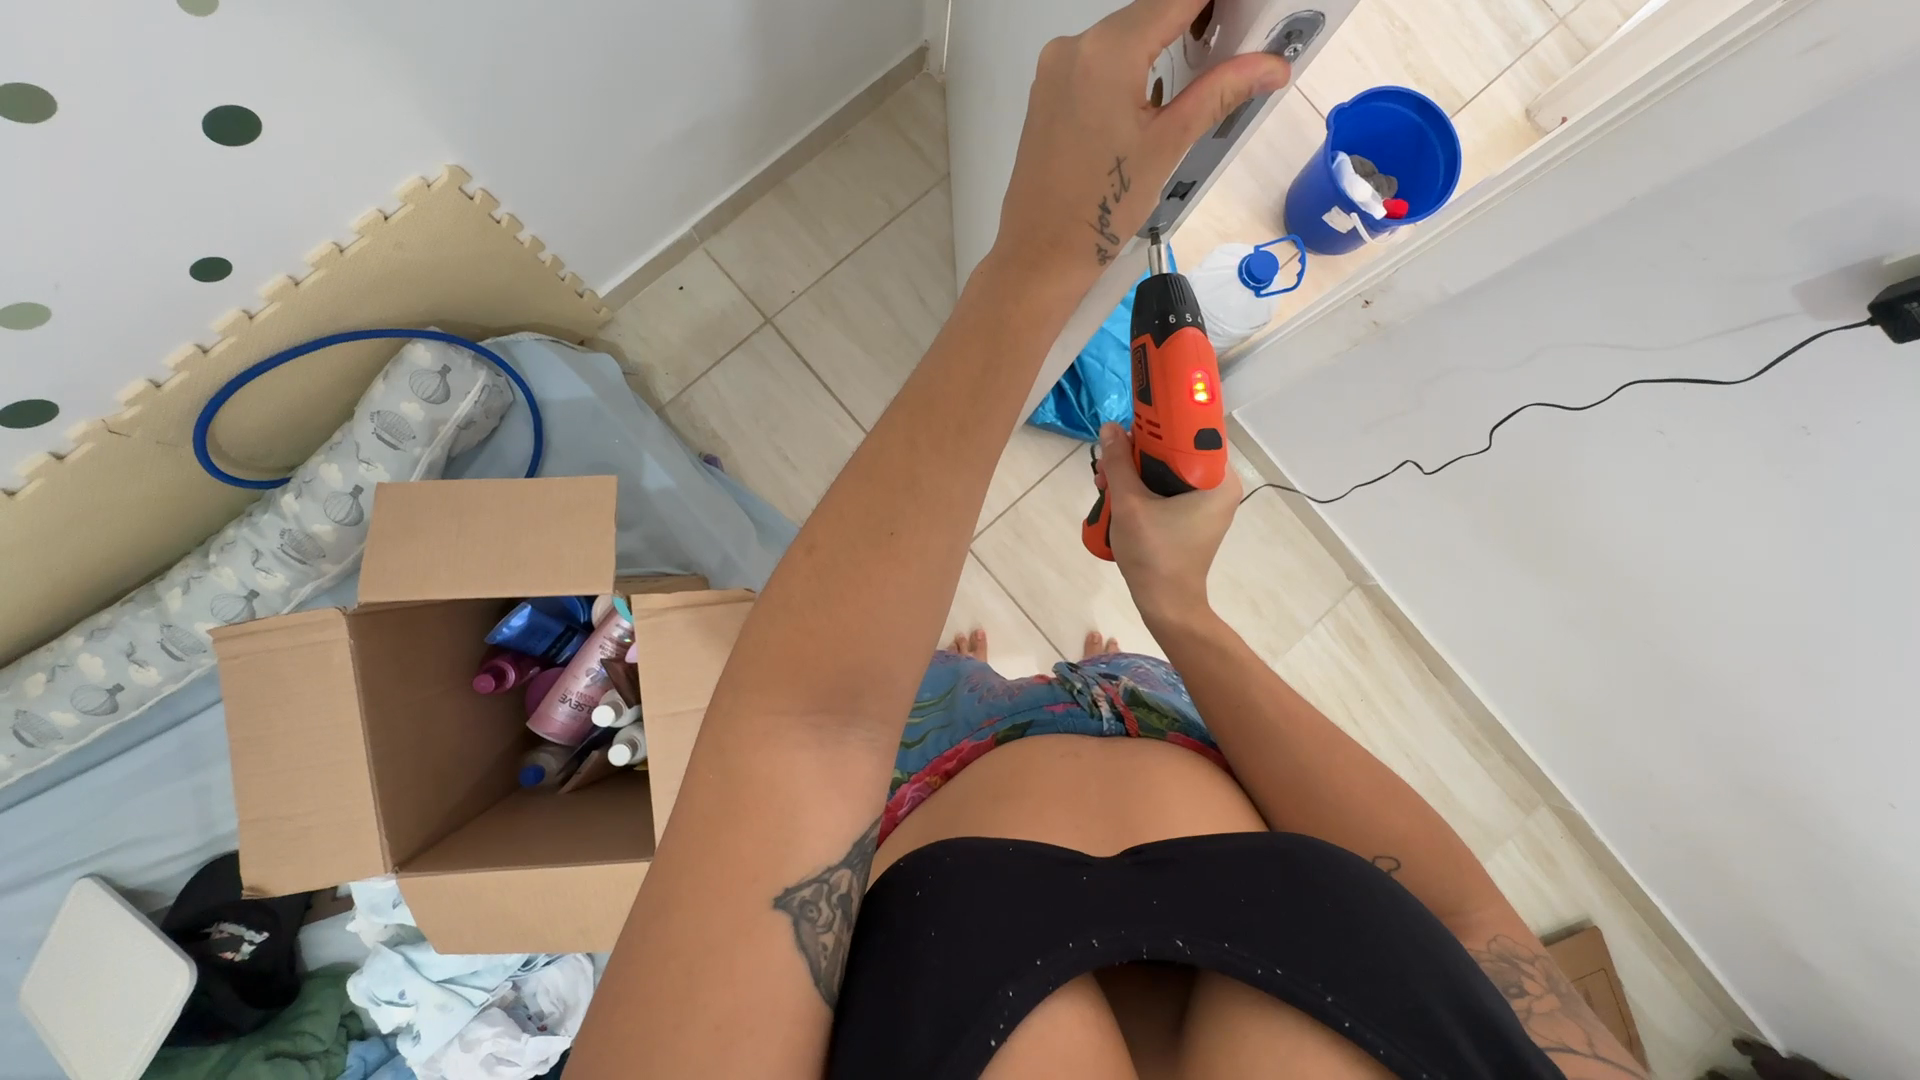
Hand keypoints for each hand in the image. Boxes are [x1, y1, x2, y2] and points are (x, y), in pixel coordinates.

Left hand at [990, 0, 1291, 282]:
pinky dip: (1129, 64)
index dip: (1216, 3)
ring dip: (1161, 43)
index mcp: (1108, 51)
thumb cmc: (1100, 209)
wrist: (1040, 253)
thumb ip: (1220, 92)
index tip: (1243, 16)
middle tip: (1231, 45)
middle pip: (1150, 11)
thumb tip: (1274, 66)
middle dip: (1194, 20)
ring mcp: (1054, 67)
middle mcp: (1074, 46)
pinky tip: (1149, 97)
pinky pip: (1096, 59)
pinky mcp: (1046, 90)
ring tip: (1195, 74)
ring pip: (1123, 35)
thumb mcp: (1168, 146)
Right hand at [1096, 423, 1241, 623]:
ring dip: (1134, 472)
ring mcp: (1208, 502)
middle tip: (1109, 463)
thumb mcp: (1130, 504)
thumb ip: (1119, 462)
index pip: (1191, 432)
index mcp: (1218, 479)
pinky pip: (1168, 488)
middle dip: (1137, 454)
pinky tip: (1117, 496)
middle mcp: (1220, 485)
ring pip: (1167, 470)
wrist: (1166, 604)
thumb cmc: (1154, 555)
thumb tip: (1110, 427)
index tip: (1131, 425)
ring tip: (1106, 483)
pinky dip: (1143, 488)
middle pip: (1174, 451)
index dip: (1158, 424)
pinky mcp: (1194, 516)